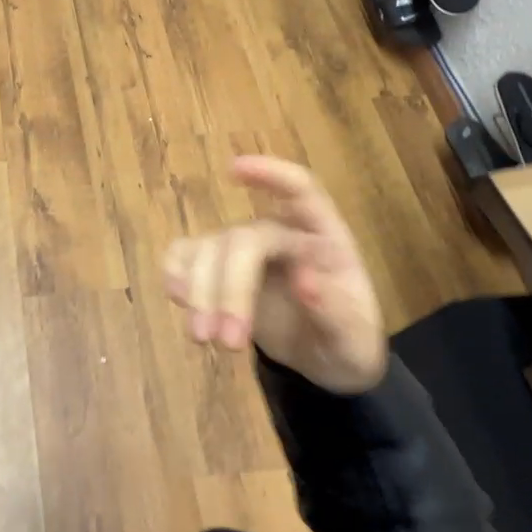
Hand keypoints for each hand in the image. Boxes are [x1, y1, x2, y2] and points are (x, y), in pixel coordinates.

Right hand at [162, 156, 386, 393]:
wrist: (324, 362)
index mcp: (323, 239)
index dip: (271, 174)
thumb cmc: (346, 342)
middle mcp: (279, 233)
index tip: (234, 169)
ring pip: (208, 249)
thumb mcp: (355, 340)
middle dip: (230, 289)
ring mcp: (243, 248)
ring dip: (199, 292)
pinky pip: (185, 256)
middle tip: (229, 342)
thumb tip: (305, 283)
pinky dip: (176, 273)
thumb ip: (336, 312)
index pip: (300, 190)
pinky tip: (178, 300)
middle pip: (243, 239)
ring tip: (203, 339)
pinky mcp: (216, 268)